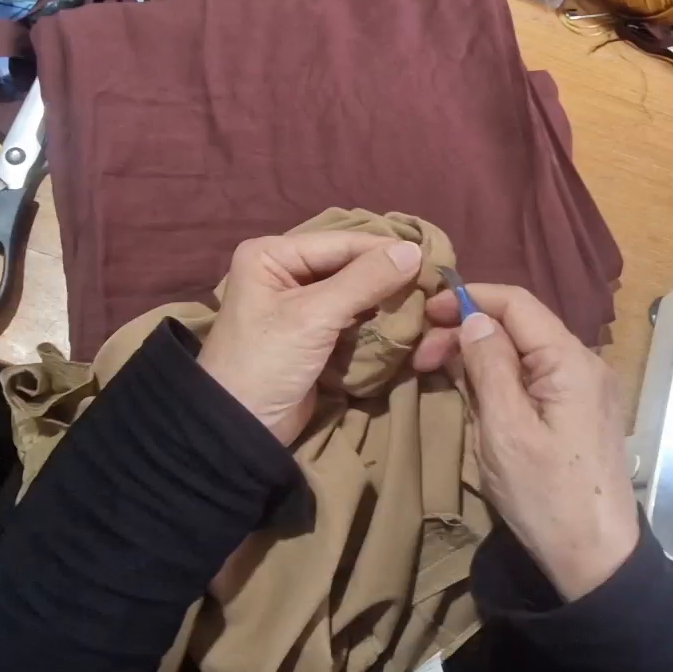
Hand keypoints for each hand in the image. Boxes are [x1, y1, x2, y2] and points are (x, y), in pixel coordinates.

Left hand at [197, 232, 423, 443]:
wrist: (241, 429)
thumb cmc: (268, 362)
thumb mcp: (315, 317)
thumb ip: (364, 281)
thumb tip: (414, 251)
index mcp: (271, 253)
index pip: (340, 242)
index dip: (385, 250)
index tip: (431, 259)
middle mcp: (283, 269)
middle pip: (347, 263)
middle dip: (386, 274)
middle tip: (432, 282)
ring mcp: (297, 301)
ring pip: (353, 288)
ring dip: (384, 296)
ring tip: (424, 299)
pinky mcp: (312, 331)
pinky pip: (350, 313)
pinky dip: (374, 317)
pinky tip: (402, 318)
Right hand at [414, 284, 637, 600]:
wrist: (597, 561)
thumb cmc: (546, 495)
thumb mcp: (506, 430)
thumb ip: (489, 366)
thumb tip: (473, 319)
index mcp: (569, 361)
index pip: (516, 303)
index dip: (469, 297)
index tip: (425, 311)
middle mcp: (582, 364)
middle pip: (518, 325)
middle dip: (466, 330)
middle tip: (420, 357)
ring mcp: (581, 389)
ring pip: (521, 351)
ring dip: (477, 354)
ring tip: (436, 372)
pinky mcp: (574, 412)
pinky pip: (531, 377)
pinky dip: (496, 376)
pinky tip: (469, 390)